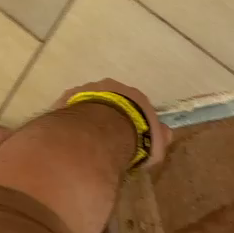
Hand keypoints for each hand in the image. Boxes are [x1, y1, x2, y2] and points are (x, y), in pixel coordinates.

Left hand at [53, 79, 169, 169]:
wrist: (103, 130)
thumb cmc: (135, 138)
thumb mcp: (155, 145)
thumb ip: (159, 137)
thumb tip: (165, 132)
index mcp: (135, 96)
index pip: (135, 105)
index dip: (132, 119)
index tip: (129, 134)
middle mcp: (111, 87)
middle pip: (111, 99)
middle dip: (109, 114)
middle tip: (106, 135)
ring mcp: (88, 89)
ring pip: (89, 100)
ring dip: (90, 114)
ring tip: (87, 136)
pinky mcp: (68, 96)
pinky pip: (71, 106)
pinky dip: (72, 116)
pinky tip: (71, 132)